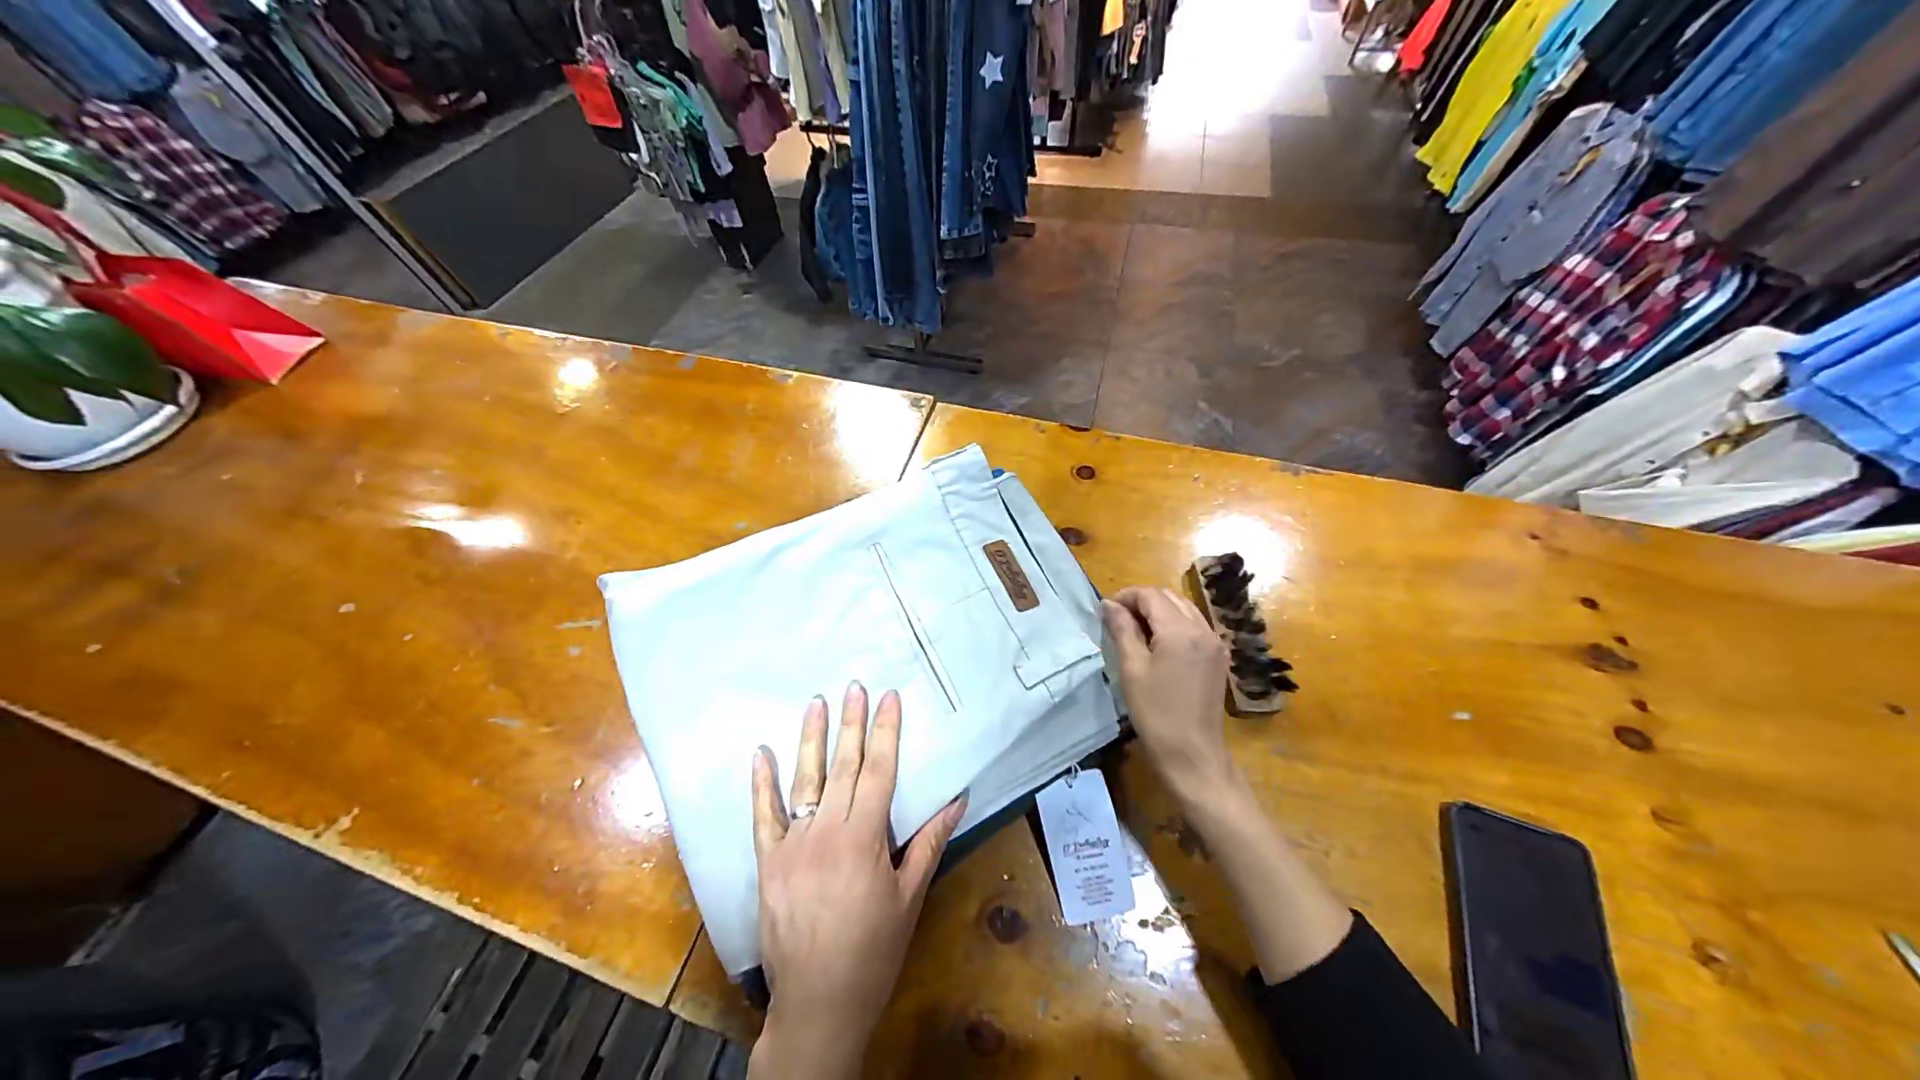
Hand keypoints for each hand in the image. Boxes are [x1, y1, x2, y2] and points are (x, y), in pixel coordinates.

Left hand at [746, 683, 967, 1079]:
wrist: (819, 1002)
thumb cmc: (875, 950)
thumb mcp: (910, 896)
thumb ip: (928, 842)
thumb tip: (956, 798)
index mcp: (864, 839)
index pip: (879, 771)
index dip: (886, 732)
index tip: (889, 697)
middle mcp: (826, 831)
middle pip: (842, 766)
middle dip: (851, 723)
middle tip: (855, 686)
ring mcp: (792, 844)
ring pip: (803, 780)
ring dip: (811, 738)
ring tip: (817, 702)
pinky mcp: (768, 861)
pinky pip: (763, 815)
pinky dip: (761, 783)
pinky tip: (760, 752)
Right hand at [1101, 586, 1237, 798]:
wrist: (1192, 754)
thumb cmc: (1156, 713)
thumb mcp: (1132, 669)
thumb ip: (1122, 630)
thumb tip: (1109, 605)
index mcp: (1180, 631)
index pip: (1151, 595)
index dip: (1126, 596)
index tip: (1106, 611)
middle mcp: (1203, 629)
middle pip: (1169, 597)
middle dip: (1142, 602)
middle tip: (1118, 620)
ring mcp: (1215, 643)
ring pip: (1184, 609)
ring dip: (1159, 611)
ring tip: (1135, 631)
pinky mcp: (1218, 657)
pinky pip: (1195, 626)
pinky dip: (1174, 624)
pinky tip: (1158, 644)